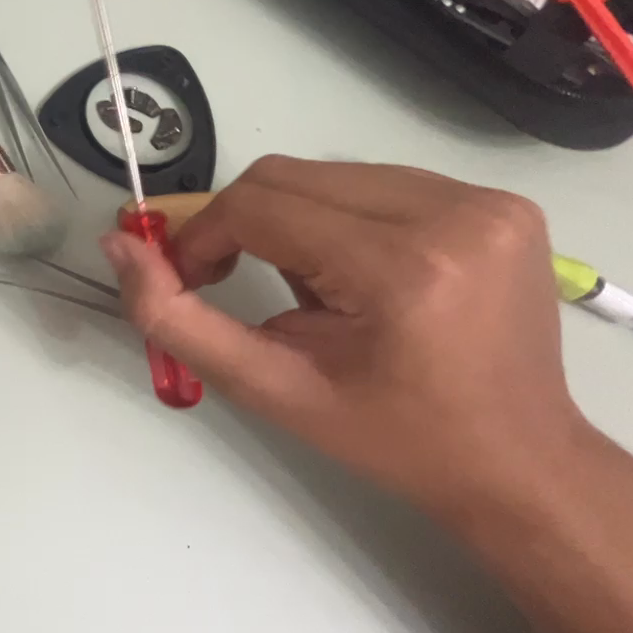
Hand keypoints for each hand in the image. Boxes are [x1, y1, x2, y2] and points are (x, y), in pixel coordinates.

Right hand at [101, 156, 585, 511]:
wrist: (517, 460)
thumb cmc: (386, 432)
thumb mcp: (262, 386)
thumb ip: (171, 316)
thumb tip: (115, 241)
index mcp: (405, 269)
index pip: (256, 208)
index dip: (200, 238)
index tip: (190, 281)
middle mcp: (456, 215)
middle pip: (282, 177)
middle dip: (234, 223)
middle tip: (224, 276)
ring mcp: (489, 201)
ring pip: (318, 173)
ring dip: (280, 216)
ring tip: (296, 278)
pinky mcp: (501, 199)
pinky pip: (366, 179)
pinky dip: (329, 212)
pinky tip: (344, 263)